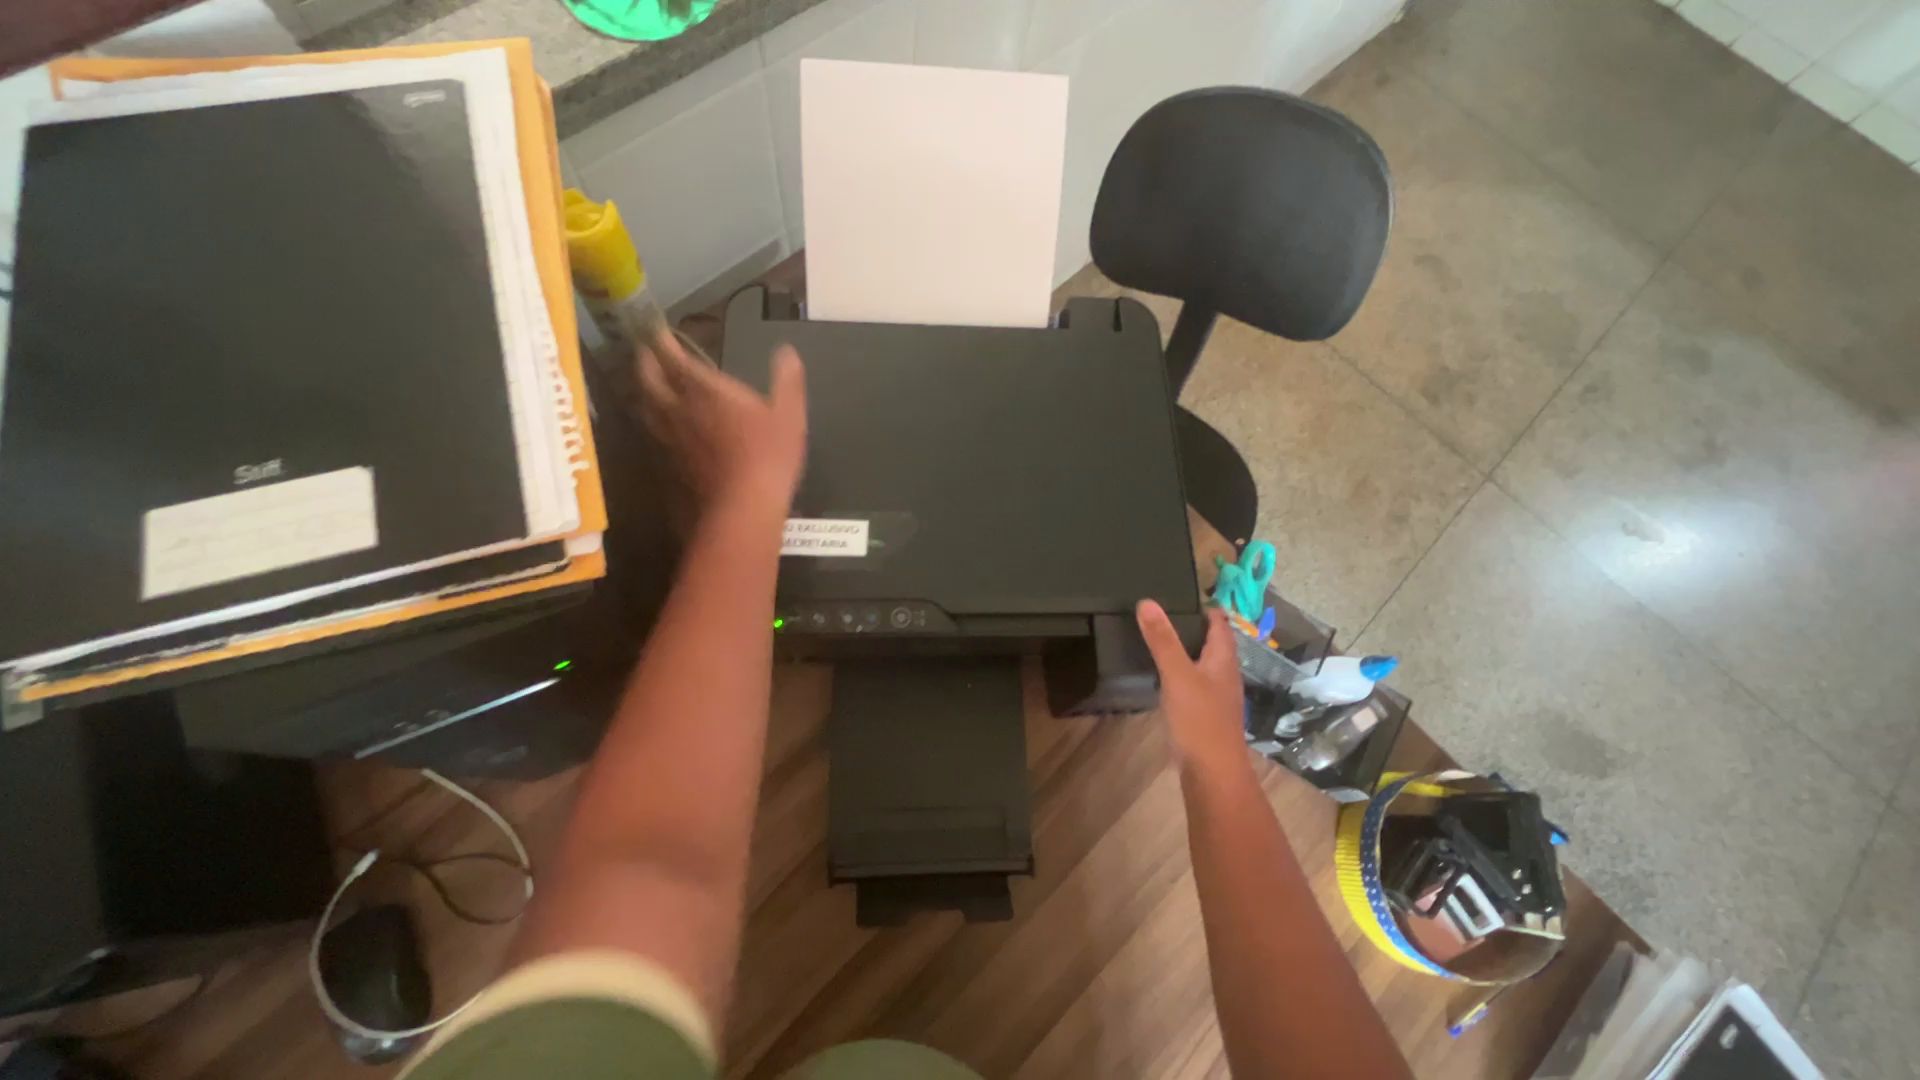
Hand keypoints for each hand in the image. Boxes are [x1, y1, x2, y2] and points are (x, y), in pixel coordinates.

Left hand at [640, 333, 806, 514]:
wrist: (742, 507)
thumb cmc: (768, 455)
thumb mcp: (789, 413)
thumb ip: (787, 380)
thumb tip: (787, 352)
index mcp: (705, 390)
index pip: (674, 358)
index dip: (662, 341)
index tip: (655, 329)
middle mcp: (679, 409)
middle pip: (649, 380)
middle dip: (645, 363)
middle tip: (645, 353)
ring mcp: (670, 439)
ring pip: (646, 407)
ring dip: (645, 392)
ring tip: (649, 386)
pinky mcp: (669, 464)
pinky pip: (654, 434)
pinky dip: (653, 421)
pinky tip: (662, 426)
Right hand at [1137, 600, 1245, 767]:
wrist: (1212, 772)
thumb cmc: (1199, 719)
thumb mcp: (1177, 675)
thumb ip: (1162, 640)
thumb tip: (1148, 602)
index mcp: (1222, 660)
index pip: (1220, 624)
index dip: (1206, 608)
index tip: (1182, 595)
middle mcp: (1225, 675)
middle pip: (1214, 644)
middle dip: (1194, 628)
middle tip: (1164, 614)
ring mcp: (1217, 697)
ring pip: (1204, 665)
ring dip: (1188, 652)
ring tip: (1160, 640)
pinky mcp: (1206, 715)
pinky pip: (1195, 685)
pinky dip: (1182, 674)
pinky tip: (1164, 678)